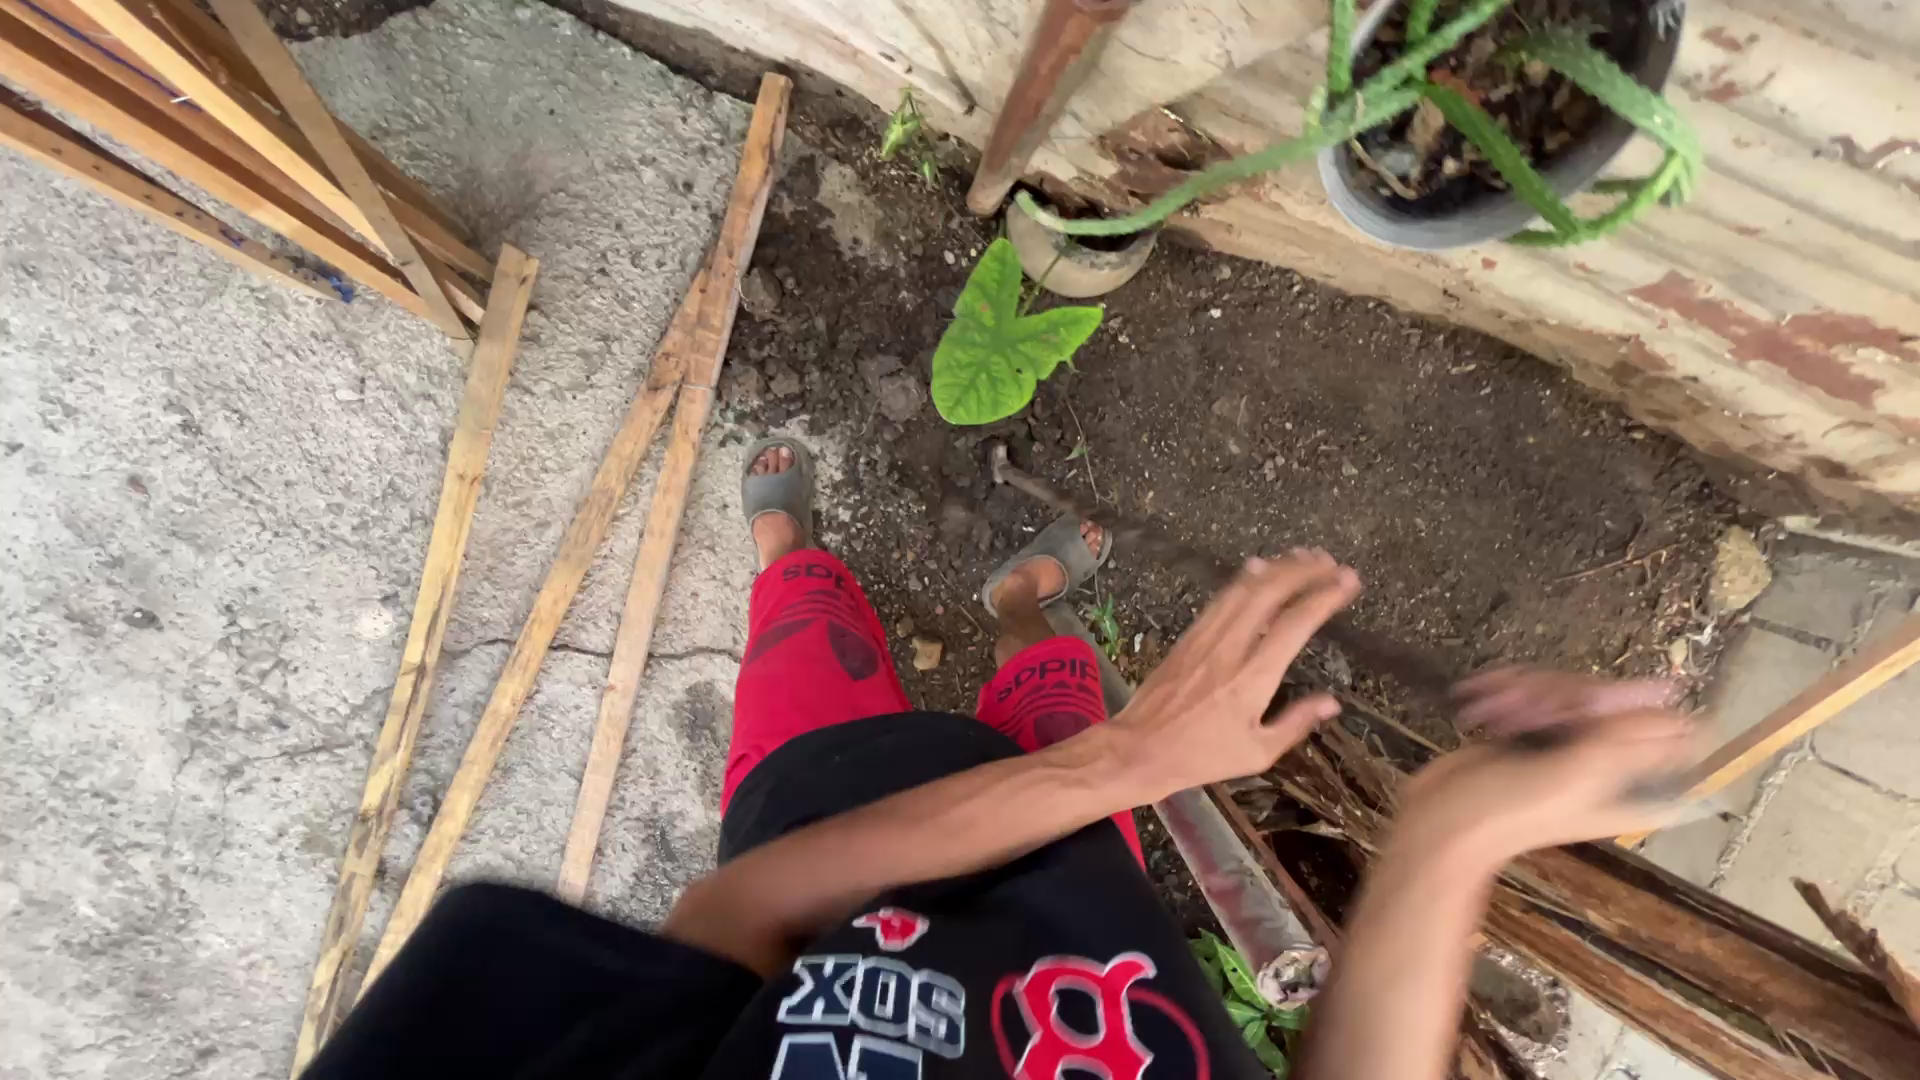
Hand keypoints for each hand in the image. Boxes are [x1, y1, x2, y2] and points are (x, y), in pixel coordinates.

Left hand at [1109, 549, 1360, 800]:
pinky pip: (1218, 600)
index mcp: (1253, 678)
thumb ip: (1296, 722)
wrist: (1141, 747)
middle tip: (1330, 561)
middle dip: (1302, 571)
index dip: (1323, 597)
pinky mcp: (1186, 637)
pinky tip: (1257, 569)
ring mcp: (1204, 639)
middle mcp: (1229, 649)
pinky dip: (1241, 580)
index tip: (1347, 581)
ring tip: (1302, 557)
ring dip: (1274, 569)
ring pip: (1241, 591)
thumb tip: (1332, 701)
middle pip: (1267, 594)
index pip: (1295, 625)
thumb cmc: (1202, 756)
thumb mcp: (1258, 752)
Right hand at [1404, 669, 1704, 862]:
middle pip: (1609, 700)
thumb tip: (1670, 696)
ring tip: (1491, 707)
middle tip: (1525, 709)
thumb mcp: (1573, 778)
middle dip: (1559, 696)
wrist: (1443, 818)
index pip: (1670, 729)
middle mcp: (1611, 762)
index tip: (1586, 708)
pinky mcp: (1529, 731)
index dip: (1630, 707)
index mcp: (1640, 785)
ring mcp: (1568, 745)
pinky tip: (1481, 705)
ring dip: (1523, 692)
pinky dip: (1504, 693)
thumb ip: (1623, 739)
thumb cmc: (1510, 809)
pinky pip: (1531, 694)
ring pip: (1566, 691)